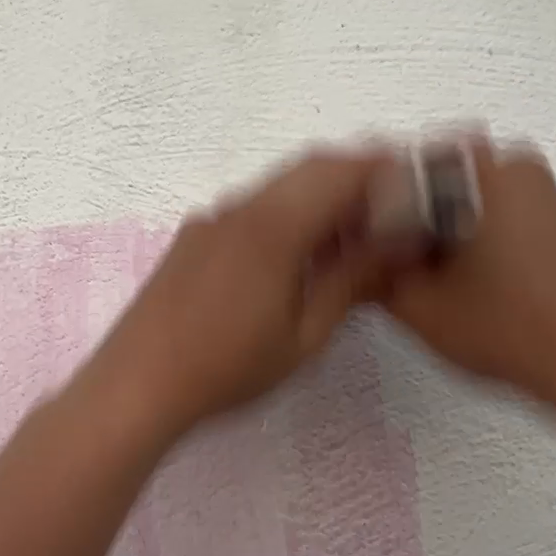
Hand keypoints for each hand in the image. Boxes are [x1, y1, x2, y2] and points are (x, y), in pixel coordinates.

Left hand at [72, 149, 389, 444]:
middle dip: (357, 182)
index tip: (420, 190)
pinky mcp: (192, 241)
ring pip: (277, 190)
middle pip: (308, 170)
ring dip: (320, 201)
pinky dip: (286, 218)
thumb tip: (400, 242)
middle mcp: (237, 210)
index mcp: (271, 226)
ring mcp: (209, 222)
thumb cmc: (226, 370)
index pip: (340, 170)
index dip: (386, 170)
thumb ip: (353, 280)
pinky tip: (298, 261)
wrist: (135, 385)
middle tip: (392, 219)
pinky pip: (250, 212)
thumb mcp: (304, 335)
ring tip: (352, 244)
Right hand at [379, 137, 555, 403]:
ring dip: (429, 223)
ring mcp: (539, 192)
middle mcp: (517, 167)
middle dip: (400, 208)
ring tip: (412, 271)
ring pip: (458, 194)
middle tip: (380, 253)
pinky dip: (461, 233)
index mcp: (485, 172)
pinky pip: (485, 209)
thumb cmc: (510, 330)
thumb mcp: (414, 304)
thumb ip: (367, 268)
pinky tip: (451, 278)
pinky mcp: (551, 219)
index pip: (402, 160)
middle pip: (430, 175)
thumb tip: (344, 249)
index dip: (370, 195)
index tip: (358, 230)